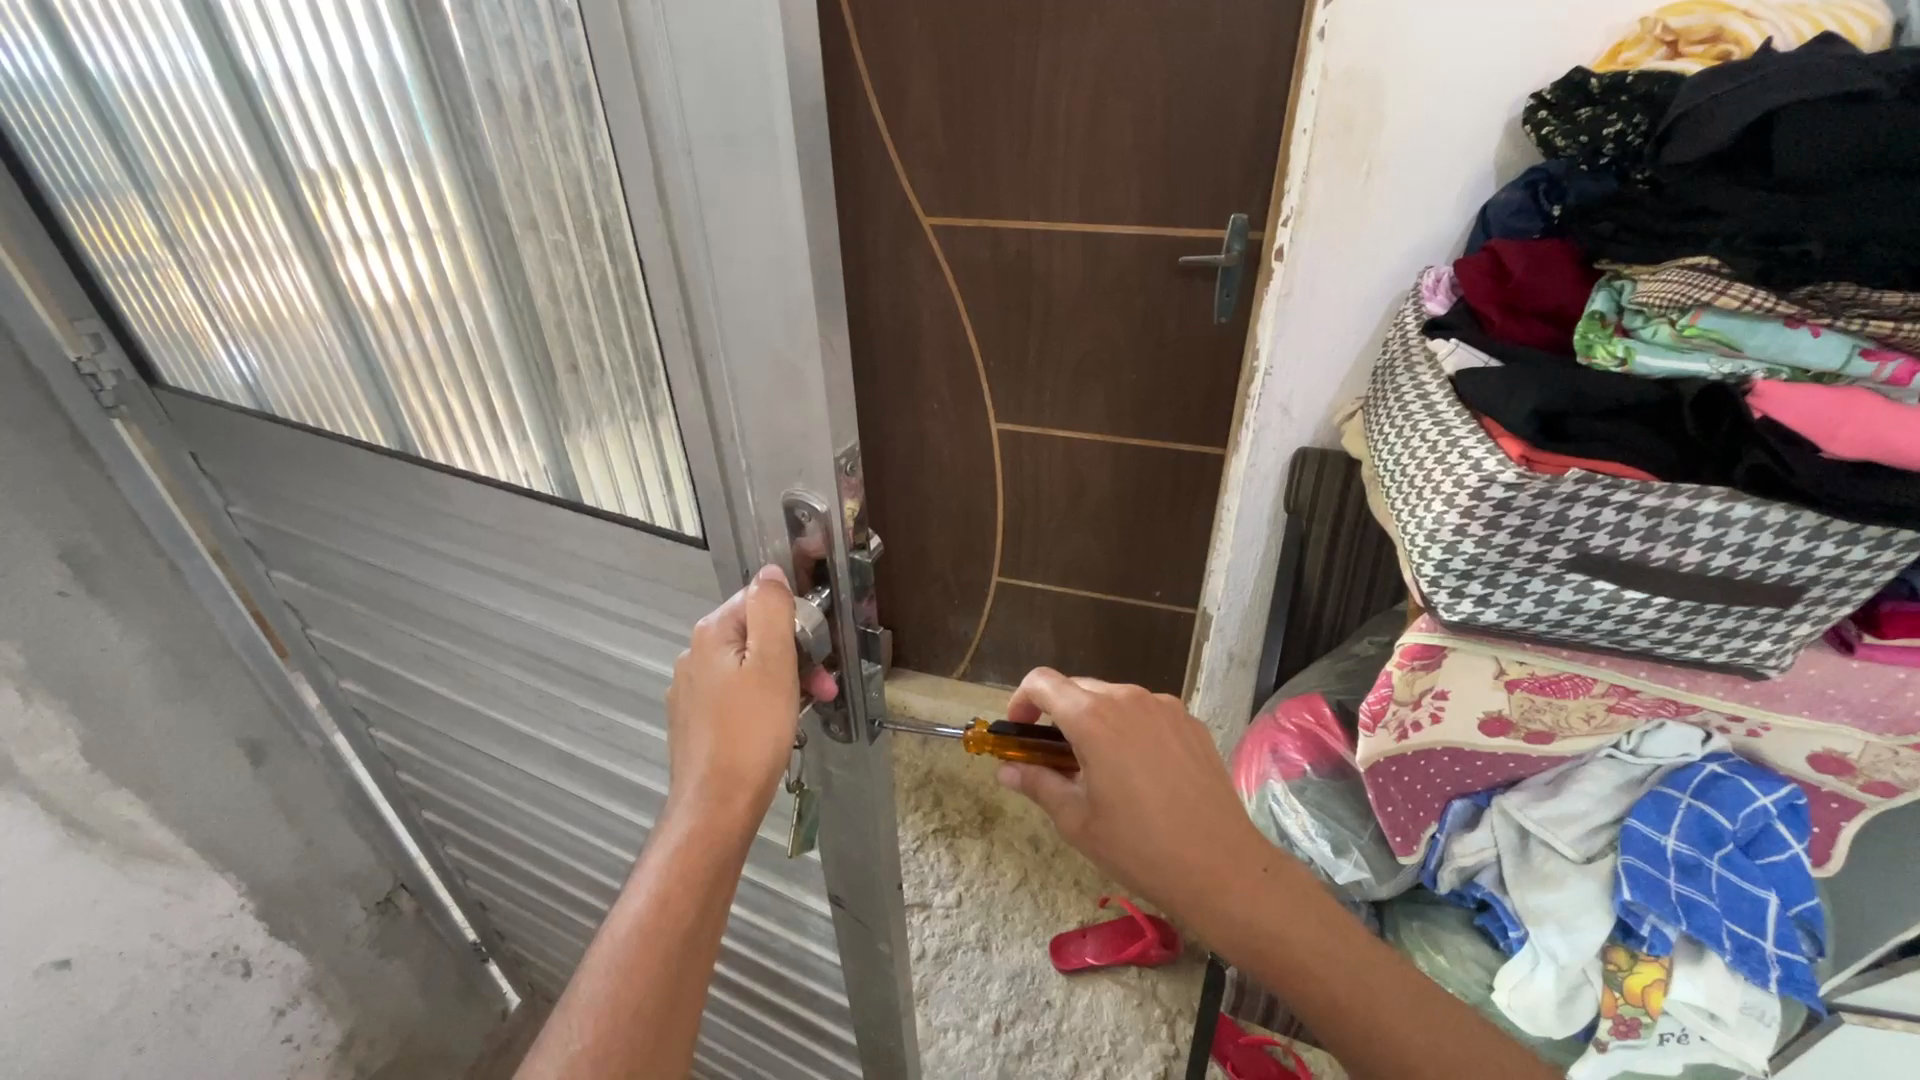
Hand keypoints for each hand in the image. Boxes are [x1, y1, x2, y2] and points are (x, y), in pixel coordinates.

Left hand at [664, 564, 817, 829]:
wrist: (718, 805)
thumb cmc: (752, 732)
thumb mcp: (773, 663)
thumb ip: (772, 610)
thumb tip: (770, 572)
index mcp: (711, 634)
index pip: (758, 599)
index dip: (794, 618)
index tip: (818, 648)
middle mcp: (693, 655)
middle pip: (754, 635)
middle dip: (794, 654)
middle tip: (823, 685)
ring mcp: (690, 691)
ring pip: (748, 668)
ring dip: (784, 680)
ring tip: (812, 707)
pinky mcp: (695, 721)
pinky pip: (737, 696)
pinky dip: (763, 702)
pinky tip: (780, 725)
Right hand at [995, 669, 1272, 923]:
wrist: (1220, 867)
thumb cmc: (1138, 847)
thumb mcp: (1076, 821)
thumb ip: (1038, 784)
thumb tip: (1006, 770)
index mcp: (1092, 718)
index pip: (1042, 682)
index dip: (1022, 701)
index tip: (1020, 732)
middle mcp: (1128, 699)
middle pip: (1078, 688)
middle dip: (1058, 714)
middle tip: (1056, 760)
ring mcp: (1165, 707)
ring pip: (1114, 699)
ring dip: (1095, 721)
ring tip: (1100, 769)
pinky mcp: (1191, 722)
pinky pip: (1147, 713)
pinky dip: (1130, 729)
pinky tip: (1140, 772)